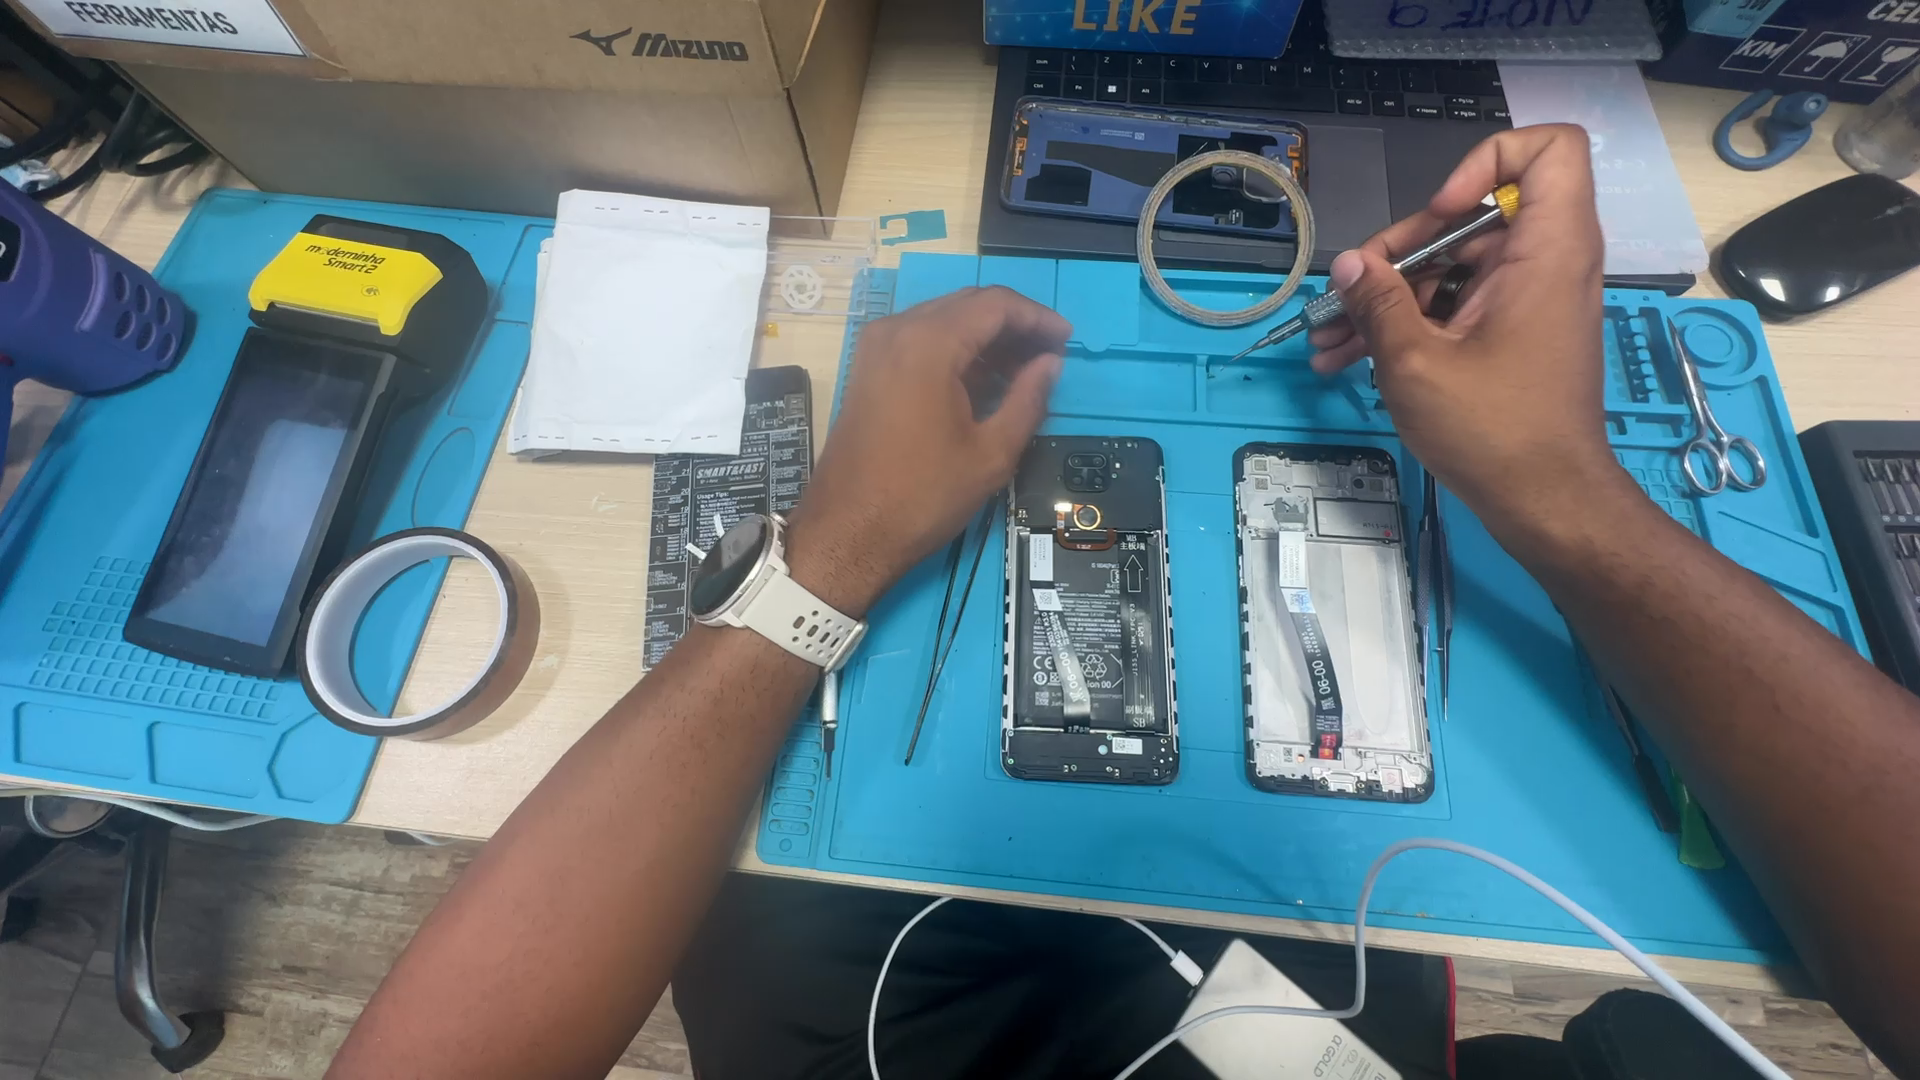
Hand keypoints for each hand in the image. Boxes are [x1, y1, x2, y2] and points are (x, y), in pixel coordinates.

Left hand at [785, 286, 1070, 615]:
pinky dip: (955, 352)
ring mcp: (875, 348)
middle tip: (1048, 357)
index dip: (1037, 317)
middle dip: (1013, 326)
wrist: (848, 532)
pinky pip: (919, 341)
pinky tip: (981, 382)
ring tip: (1022, 372)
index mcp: (929, 343)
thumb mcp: (991, 453)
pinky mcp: (867, 370)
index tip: (1066, 340)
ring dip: (985, 339)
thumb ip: (1028, 399)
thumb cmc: (923, 496)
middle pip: (967, 306)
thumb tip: (1050, 363)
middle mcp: (897, 330)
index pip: (995, 304)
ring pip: (943, 321)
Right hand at [1308, 124, 1633, 532]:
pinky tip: (1346, 360)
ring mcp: (1521, 301)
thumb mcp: (1414, 361)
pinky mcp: (1504, 335)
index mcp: (1543, 250)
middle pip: (1468, 221)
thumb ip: (1378, 303)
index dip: (1481, 167)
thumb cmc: (1488, 425)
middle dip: (1396, 257)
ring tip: (1326, 342)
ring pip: (1447, 273)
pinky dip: (1403, 327)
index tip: (1433, 217)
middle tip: (1343, 298)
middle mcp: (1541, 264)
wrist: (1539, 495)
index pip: (1545, 152)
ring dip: (1383, 302)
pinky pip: (1451, 309)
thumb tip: (1348, 264)